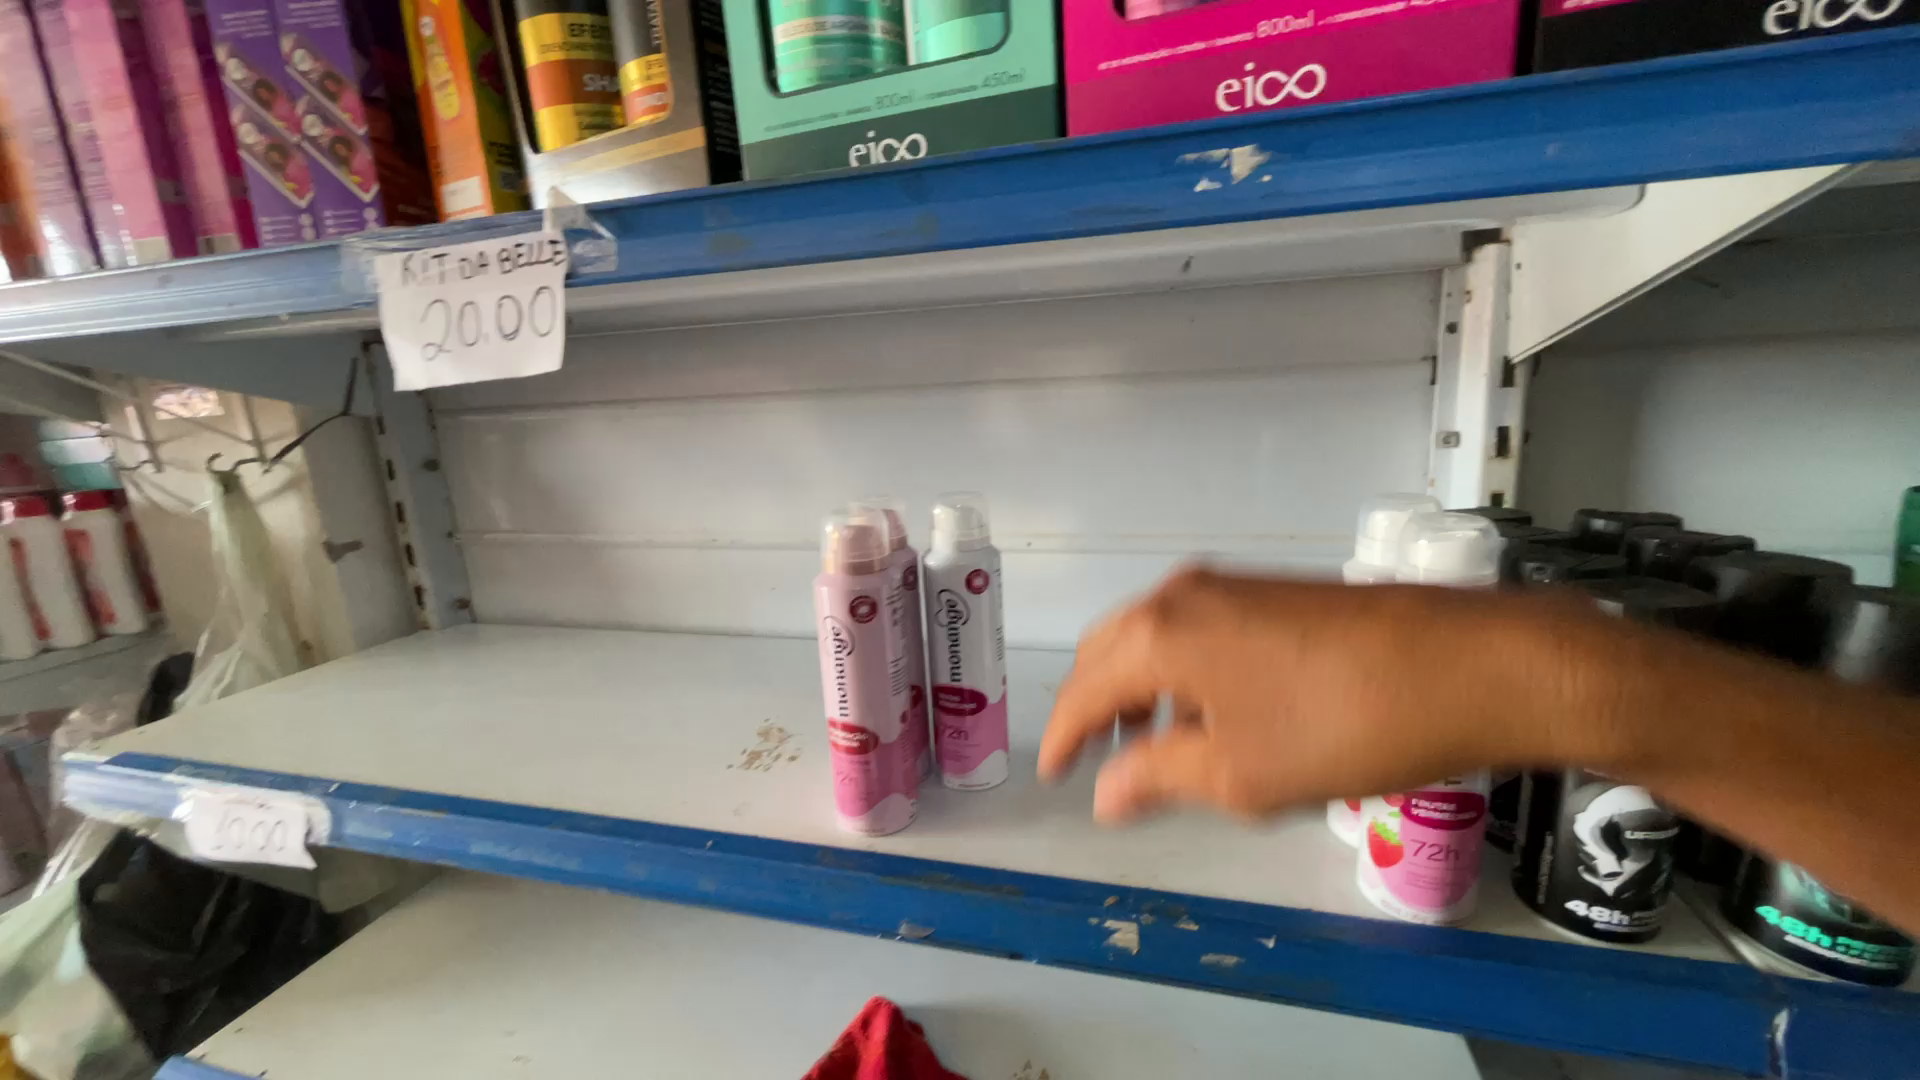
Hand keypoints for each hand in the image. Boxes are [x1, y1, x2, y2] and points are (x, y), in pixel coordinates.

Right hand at [1037, 567, 1615, 822]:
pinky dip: (1178, 668)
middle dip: (1095, 706)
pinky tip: (1210, 709)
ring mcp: (1225, 583)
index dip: (1063, 738)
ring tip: (1154, 741)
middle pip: (1108, 651)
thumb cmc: (1342, 728)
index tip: (1055, 774)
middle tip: (1100, 757)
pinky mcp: (1266, 588)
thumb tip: (1106, 795)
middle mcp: (1178, 595)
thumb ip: (1158, 778)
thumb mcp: (1240, 773)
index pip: (1083, 690)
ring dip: (1138, 686)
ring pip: (1150, 635)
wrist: (1471, 665)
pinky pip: (1192, 627)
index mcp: (1158, 635)